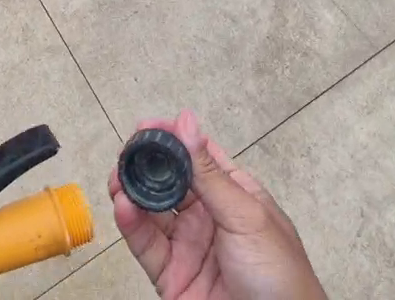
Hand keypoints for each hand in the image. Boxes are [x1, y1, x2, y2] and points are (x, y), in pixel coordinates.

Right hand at [111, 110, 326, 299]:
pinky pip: (146, 244)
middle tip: (124, 152)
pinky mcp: (171, 275)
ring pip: (151, 210)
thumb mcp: (246, 217)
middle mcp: (207, 216)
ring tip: (117, 179)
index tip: (146, 126)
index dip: (172, 138)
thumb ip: (209, 172)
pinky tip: (123, 206)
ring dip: (131, 190)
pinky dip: (130, 224)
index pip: (197, 156)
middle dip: (144, 163)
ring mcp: (187, 245)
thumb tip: (186, 119)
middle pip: (169, 181)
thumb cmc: (277, 275)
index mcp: (233, 195)